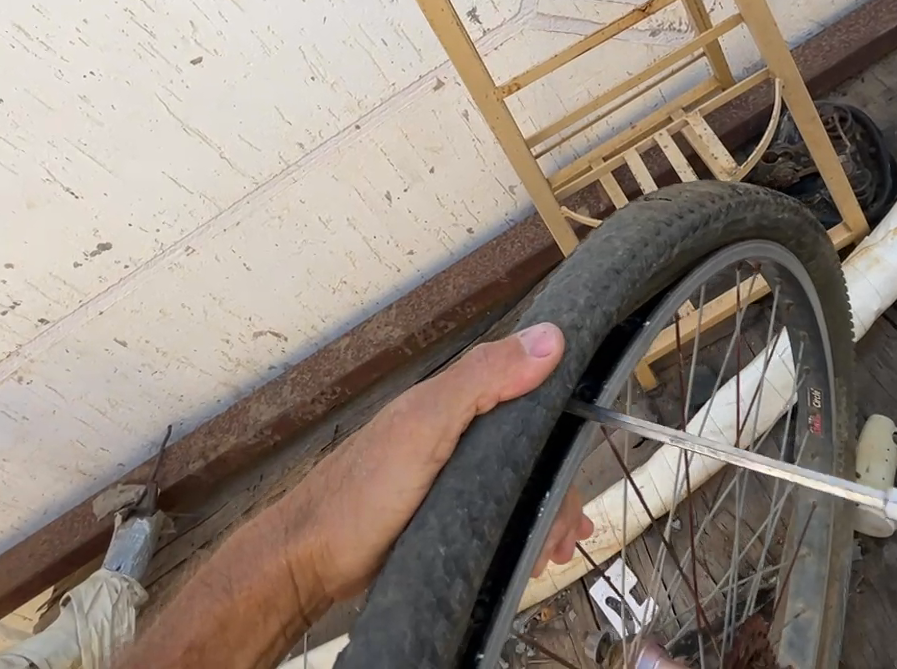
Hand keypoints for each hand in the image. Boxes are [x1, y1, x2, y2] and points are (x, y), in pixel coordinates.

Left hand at [276, 321, 590, 602]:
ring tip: (549, 554)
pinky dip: (529, 536)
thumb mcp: (426, 424)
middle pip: (536, 448)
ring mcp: (459, 475)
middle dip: (559, 490)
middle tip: (562, 534)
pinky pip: (506, 517)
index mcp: (461, 398)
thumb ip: (483, 378)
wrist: (311, 560)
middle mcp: (464, 431)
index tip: (584, 461)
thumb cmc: (362, 489)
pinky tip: (537, 556)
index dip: (566, 421)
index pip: (533, 390)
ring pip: (524, 488)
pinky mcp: (454, 515)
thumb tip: (550, 337)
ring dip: (548, 519)